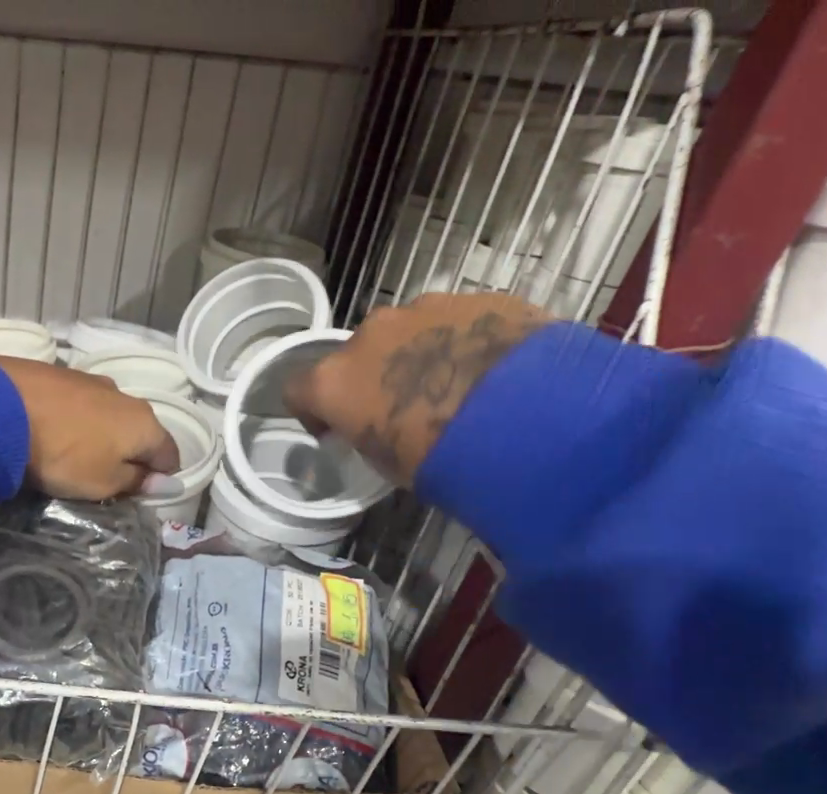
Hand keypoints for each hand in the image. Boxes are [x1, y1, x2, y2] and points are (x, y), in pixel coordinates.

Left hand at [0, 355, 180, 499]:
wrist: (5, 406)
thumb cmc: (64, 454)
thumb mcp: (103, 483)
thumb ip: (135, 482)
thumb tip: (166, 483)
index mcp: (145, 424)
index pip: (170, 456)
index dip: (160, 479)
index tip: (136, 495)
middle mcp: (126, 397)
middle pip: (139, 433)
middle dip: (129, 456)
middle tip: (103, 480)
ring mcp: (93, 382)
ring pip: (109, 416)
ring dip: (101, 436)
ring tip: (75, 456)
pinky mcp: (62, 375)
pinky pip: (80, 405)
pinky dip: (76, 421)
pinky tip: (55, 433)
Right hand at [281, 293, 550, 485]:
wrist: (528, 417)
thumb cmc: (441, 455)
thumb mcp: (389, 463)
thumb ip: (370, 435)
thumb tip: (378, 425)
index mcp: (335, 380)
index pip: (298, 388)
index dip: (313, 409)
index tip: (334, 427)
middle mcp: (370, 335)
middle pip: (357, 354)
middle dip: (373, 376)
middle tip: (405, 408)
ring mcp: (424, 308)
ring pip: (409, 331)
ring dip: (420, 354)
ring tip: (456, 386)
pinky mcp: (477, 297)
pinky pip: (459, 321)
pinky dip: (465, 341)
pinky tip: (493, 371)